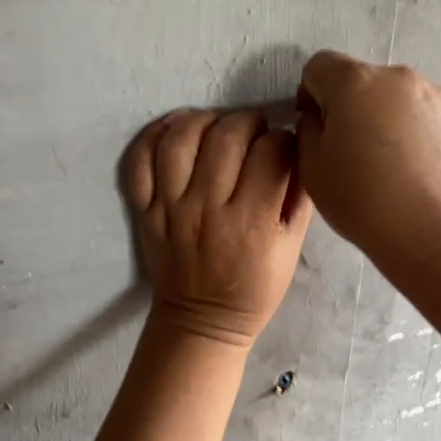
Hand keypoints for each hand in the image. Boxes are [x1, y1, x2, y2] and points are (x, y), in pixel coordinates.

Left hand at [124, 109, 313, 347]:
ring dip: (203, 120)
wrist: (202, 321)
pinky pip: (140, 161)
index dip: (282, 140)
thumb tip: (299, 149)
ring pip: (180, 140)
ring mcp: (170, 207)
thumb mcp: (292, 247)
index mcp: (252, 221)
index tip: (282, 148)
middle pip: (227, 136)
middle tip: (255, 132)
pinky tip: (176, 129)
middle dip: (248, 122)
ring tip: (216, 126)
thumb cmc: (255, 287)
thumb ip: (299, 196)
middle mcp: (208, 208)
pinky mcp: (144, 209)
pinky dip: (154, 135)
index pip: (271, 152)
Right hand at [295, 50, 440, 271]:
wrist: (436, 230)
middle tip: (344, 151)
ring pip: (387, 96)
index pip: (318, 66)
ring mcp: (429, 94)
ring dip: (375, 117)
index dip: (308, 94)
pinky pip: (413, 113)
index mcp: (354, 81)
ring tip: (379, 164)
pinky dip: (402, 130)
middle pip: (356, 79)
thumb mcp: (312, 169)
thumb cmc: (364, 199)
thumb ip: (307, 131)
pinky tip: (404, 168)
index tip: (313, 129)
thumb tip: (319, 119)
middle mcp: (394, 76)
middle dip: (344, 106)